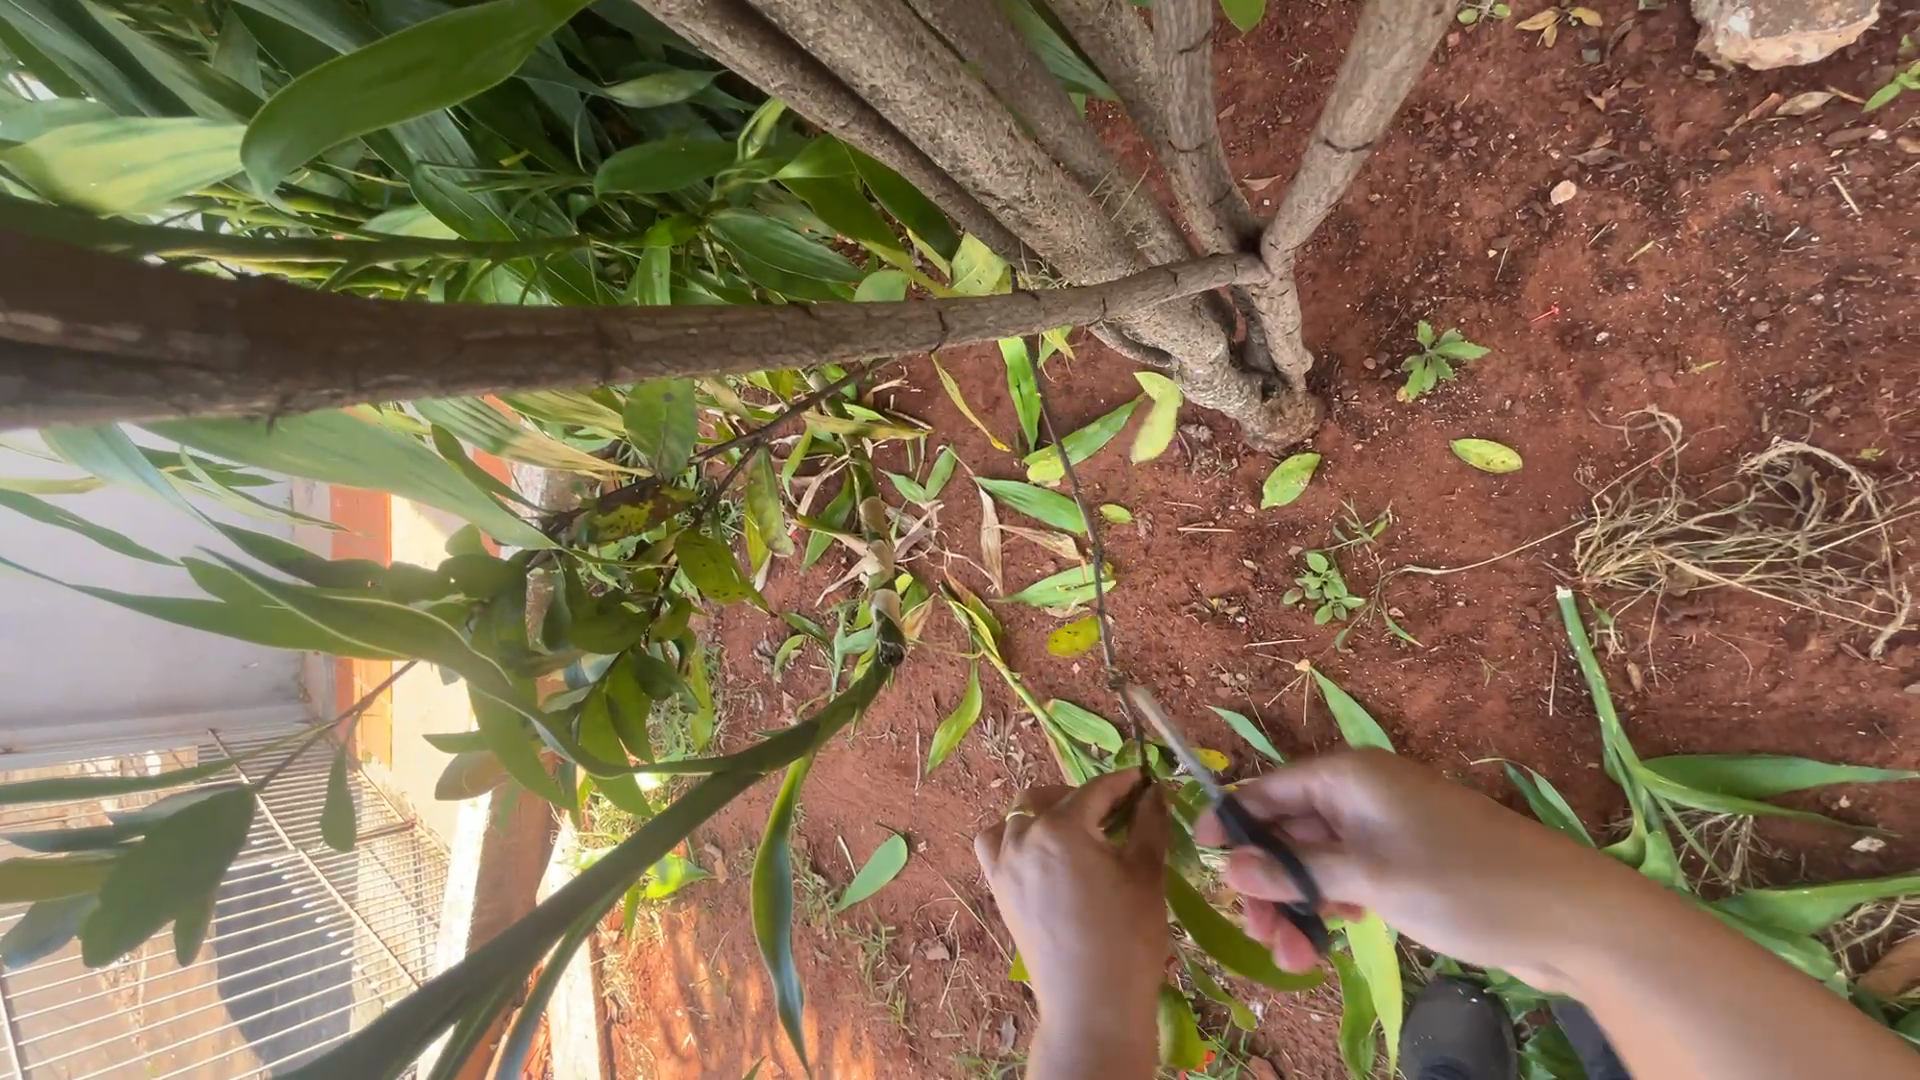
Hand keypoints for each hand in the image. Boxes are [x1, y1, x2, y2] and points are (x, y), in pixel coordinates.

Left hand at [974, 770, 1171, 1038]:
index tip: (1143, 779)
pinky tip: (1040, 851)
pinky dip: (1014, 835)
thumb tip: (1154, 791)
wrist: (1092, 1007)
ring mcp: (1004, 862)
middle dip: (1083, 796)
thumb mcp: (1146, 874)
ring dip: (1046, 810)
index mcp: (1061, 827)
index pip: (1094, 790)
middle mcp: (1023, 836)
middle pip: (1051, 795)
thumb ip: (1149, 823)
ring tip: (1077, 829)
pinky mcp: (998, 887)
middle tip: (1116, 812)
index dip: (1122, 782)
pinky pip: (995, 842)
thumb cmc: (1128, 939)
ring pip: (1019, 814)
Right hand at [1196, 749, 1656, 991]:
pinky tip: (1324, 940)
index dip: (1231, 823)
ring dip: (1297, 902)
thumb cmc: (1464, 882)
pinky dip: (1329, 906)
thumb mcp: (1369, 877)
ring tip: (1294, 956)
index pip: (1267, 790)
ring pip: (1314, 860)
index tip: (1201, 859)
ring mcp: (1382, 830)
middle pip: (1287, 830)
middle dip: (1268, 879)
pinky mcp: (1403, 864)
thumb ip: (1294, 871)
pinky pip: (1346, 877)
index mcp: (1346, 776)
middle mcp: (1358, 795)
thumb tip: (1227, 864)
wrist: (1579, 921)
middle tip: (1257, 933)